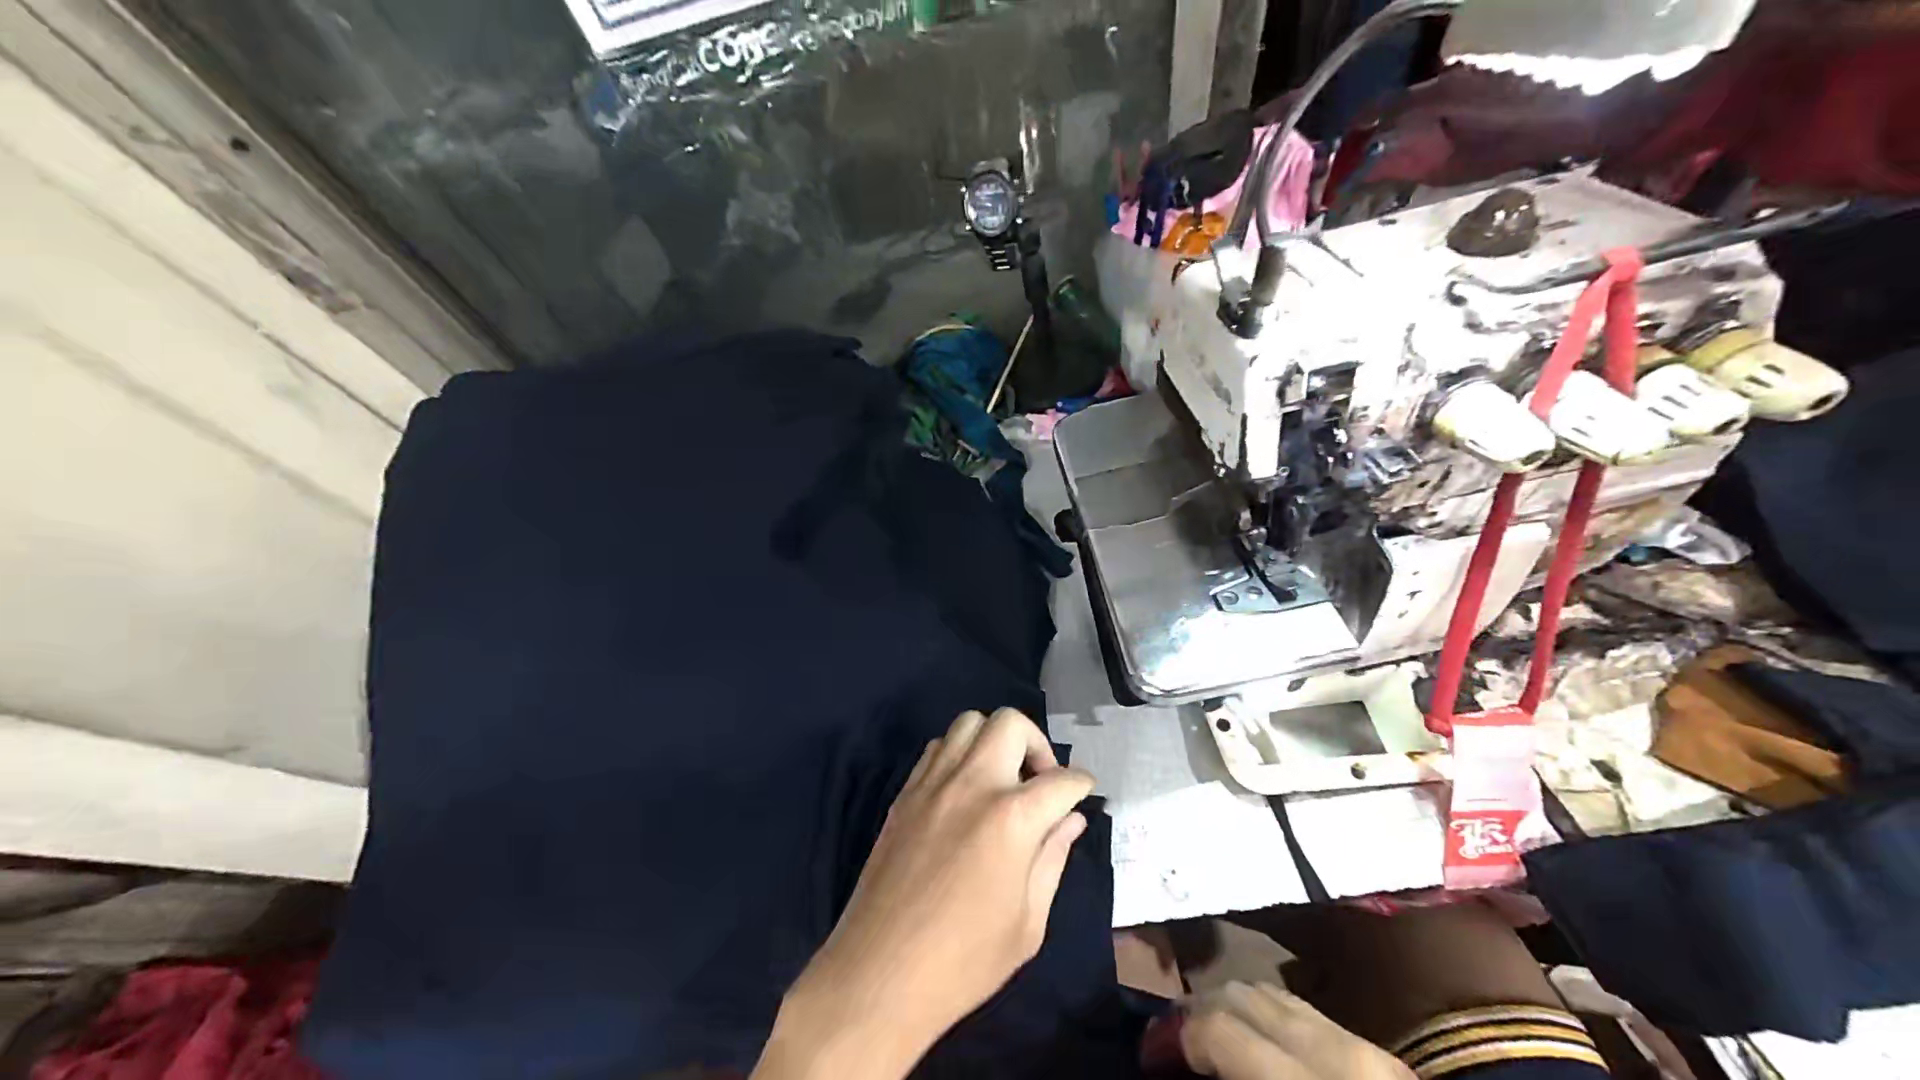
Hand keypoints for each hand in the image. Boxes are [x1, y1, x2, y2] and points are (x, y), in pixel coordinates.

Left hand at [752, 708, 1094, 1079]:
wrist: (879, 973)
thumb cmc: (964, 960)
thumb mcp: (1028, 922)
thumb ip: (1053, 858)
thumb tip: (1071, 820)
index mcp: (1011, 818)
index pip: (1062, 779)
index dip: (1082, 784)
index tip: (1084, 793)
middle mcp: (972, 784)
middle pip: (1010, 723)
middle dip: (1037, 744)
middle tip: (1040, 783)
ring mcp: (932, 784)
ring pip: (968, 722)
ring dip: (994, 740)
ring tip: (1002, 781)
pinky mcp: (904, 794)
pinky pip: (937, 748)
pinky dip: (959, 754)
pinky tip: (965, 791)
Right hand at [1182, 982, 1415, 1079]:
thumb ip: (1235, 1079)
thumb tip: (1182, 1064)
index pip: (1222, 1027)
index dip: (1176, 1036)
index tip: (1154, 1057)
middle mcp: (1343, 1056)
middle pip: (1245, 995)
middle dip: (1199, 1013)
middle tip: (1175, 1047)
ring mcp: (1373, 1053)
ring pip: (1275, 996)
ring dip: (1232, 1010)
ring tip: (1211, 1043)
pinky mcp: (1387, 1061)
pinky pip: (1307, 1016)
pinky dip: (1268, 1022)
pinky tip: (1259, 1051)